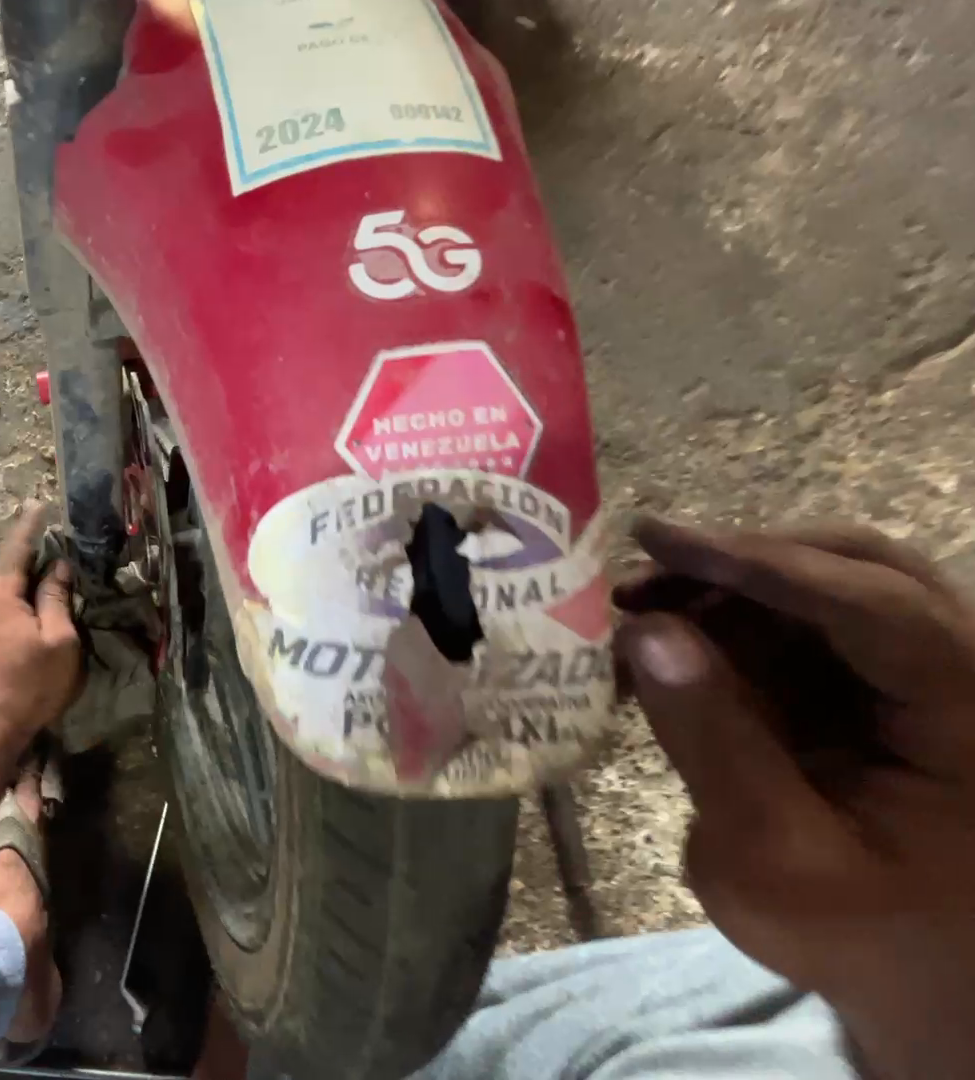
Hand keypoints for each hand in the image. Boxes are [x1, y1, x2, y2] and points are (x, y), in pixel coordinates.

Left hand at [0, 501, 82, 745]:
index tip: (40, 501)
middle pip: (11, 564)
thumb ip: (56, 598)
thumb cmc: (29, 683)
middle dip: (35, 549)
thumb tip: (58, 567)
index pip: (18, 547)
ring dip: (30, 574)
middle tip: (59, 533)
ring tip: (57, 562)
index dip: (32, 524)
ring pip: (7, 584)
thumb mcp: (57, 639)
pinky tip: (40, 595)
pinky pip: (4, 600)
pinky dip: (23, 592)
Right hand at [615, 517, 974, 1079]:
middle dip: (743, 562)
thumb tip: (644, 631)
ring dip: (724, 591)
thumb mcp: (771, 855)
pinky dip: (723, 627)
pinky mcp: (874, 700)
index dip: (764, 563)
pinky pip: (798, 634)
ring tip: (634, 611)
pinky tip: (661, 648)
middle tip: (640, 575)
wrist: (930, 994)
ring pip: (828, 593)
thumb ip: (711, 740)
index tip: (655, 539)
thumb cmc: (862, 940)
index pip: (882, 609)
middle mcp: (967, 686)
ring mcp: (920, 689)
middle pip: (869, 573)